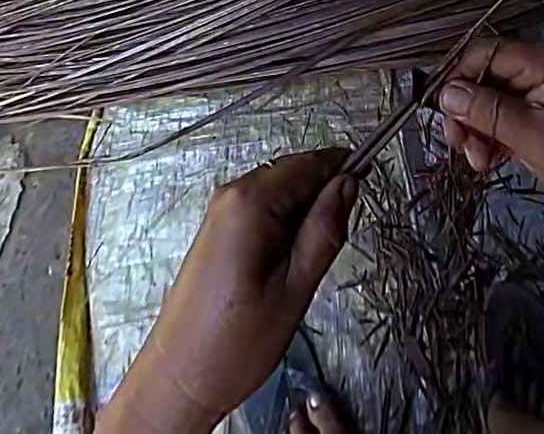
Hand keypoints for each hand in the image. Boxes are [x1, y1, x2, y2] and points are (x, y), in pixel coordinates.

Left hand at [102, 149, 359, 433]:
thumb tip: (349, 182)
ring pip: (282, 186)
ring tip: (311, 253)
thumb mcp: (296, 288)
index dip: (343, 167)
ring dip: (306, 206)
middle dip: (324, 191)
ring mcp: (222, 208)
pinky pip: (264, 203)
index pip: (310, 162)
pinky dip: (286, 217)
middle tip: (337, 234)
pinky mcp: (219, 225)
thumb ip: (325, 228)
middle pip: (295, 169)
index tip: (366, 181)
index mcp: (251, 201)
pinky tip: (288, 256)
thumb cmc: (235, 343)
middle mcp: (232, 193)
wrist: (177, 381)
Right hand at [439, 40, 543, 221]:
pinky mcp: (534, 108)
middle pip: (483, 76)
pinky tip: (487, 159)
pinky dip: (488, 135)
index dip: (459, 78)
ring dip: (475, 128)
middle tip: (459, 146)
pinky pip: (498, 113)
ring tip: (478, 161)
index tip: (443, 112)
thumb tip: (447, 93)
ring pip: (486, 98)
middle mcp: (537, 66)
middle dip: (466, 111)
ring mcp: (536, 87)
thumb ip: (489, 112)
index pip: (485, 53)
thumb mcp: (535, 137)